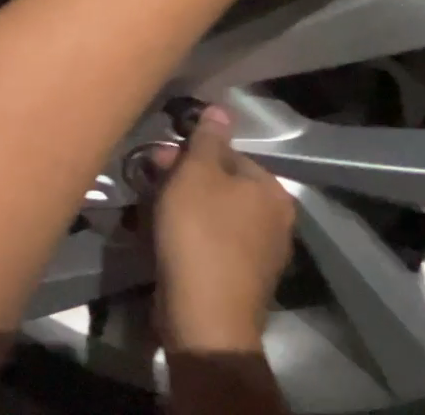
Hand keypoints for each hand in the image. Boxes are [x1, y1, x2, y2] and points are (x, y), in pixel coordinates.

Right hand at [152, 107, 296, 352]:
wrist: (205, 316)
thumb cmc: (199, 233)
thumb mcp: (196, 174)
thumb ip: (207, 138)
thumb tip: (221, 108)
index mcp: (272, 191)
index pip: (227, 153)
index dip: (188, 153)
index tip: (156, 160)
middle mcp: (276, 220)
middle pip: (221, 184)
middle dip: (182, 179)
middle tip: (148, 183)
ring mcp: (261, 253)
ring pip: (213, 213)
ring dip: (182, 207)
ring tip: (149, 211)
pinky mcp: (241, 278)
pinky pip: (211, 242)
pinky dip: (189, 235)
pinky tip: (165, 238)